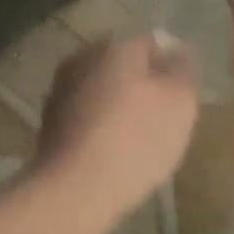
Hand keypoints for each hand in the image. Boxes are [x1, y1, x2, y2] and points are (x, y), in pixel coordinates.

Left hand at [33, 33, 200, 211]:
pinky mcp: (49, 124)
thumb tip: (178, 51)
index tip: (184, 93)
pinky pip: (85, 116)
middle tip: (164, 115)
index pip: (152, 42)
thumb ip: (183, 71)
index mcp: (115, 46)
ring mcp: (60, 91)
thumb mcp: (179, 103)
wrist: (74, 191)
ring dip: (118, 105)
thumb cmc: (135, 140)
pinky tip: (113, 151)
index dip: (172, 64)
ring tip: (139, 137)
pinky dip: (99, 126)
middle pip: (123, 64)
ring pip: (101, 89)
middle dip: (142, 83)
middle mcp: (83, 59)